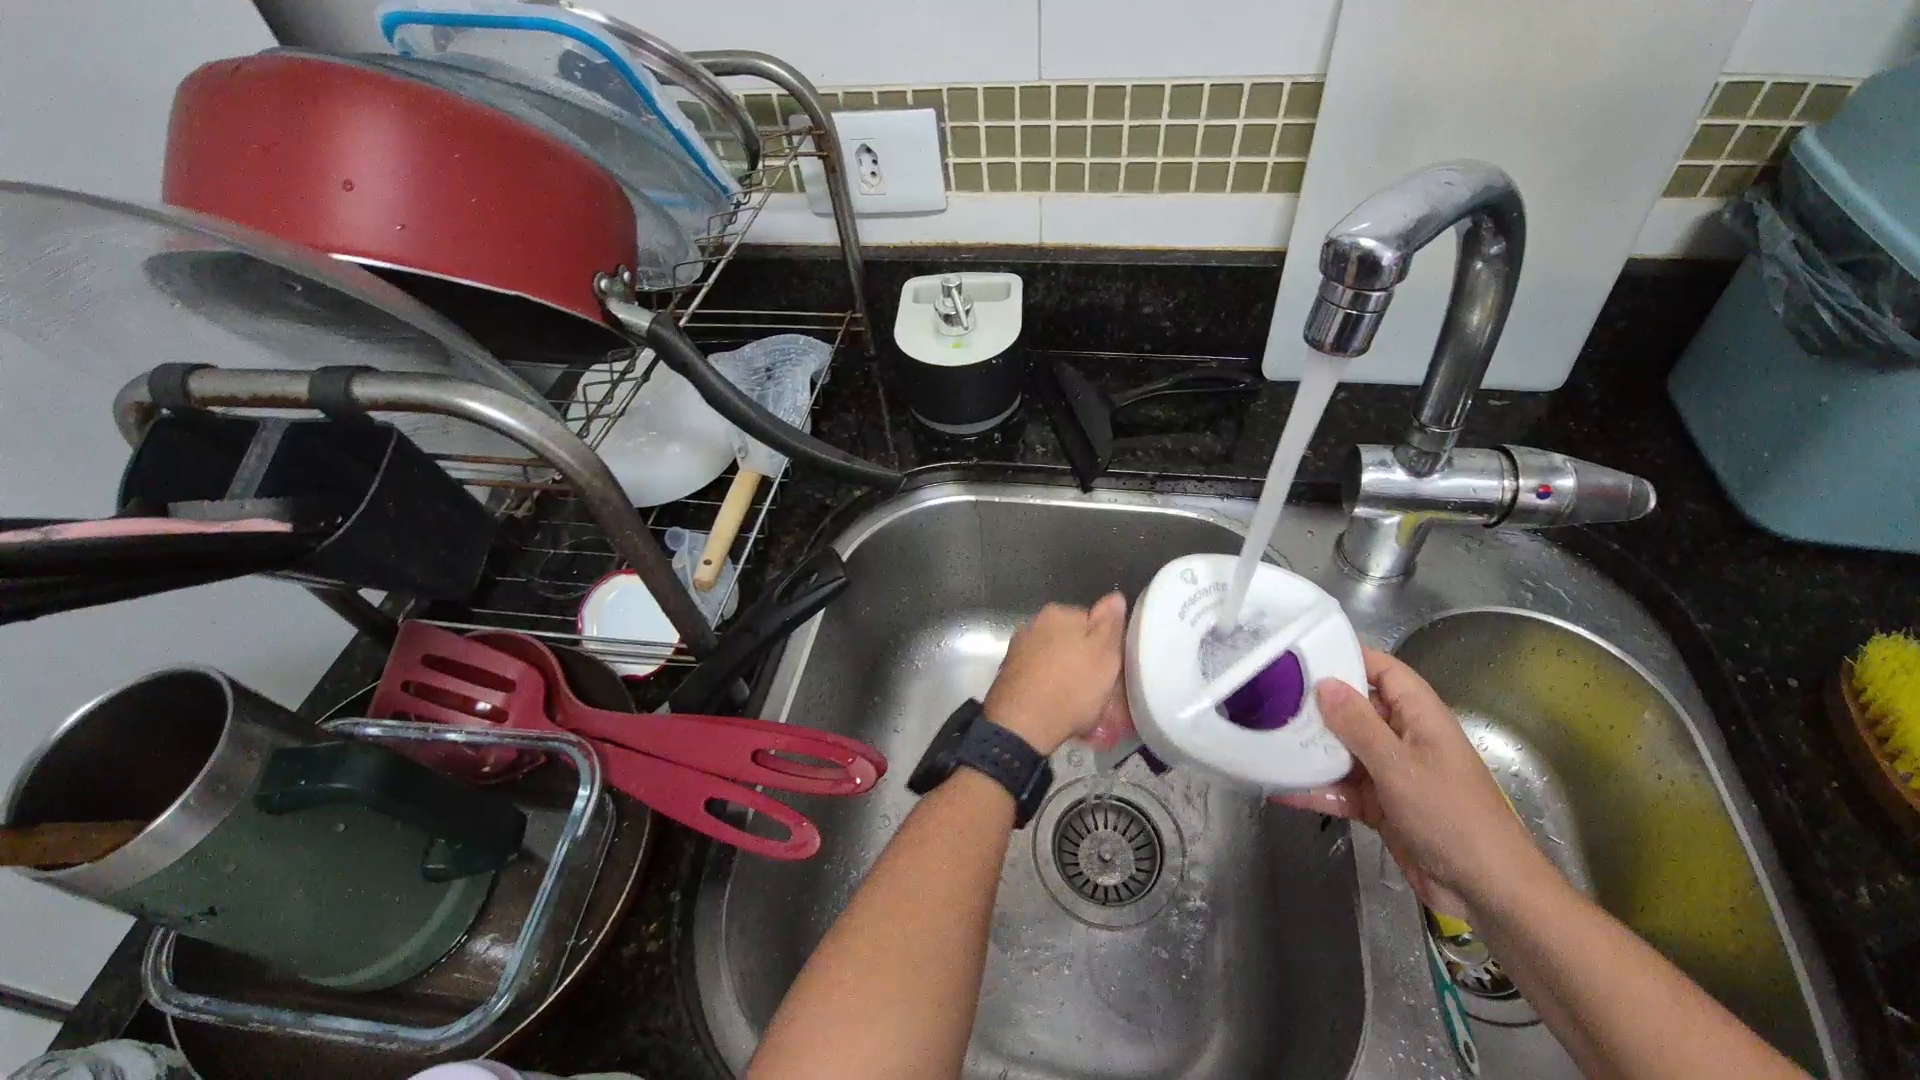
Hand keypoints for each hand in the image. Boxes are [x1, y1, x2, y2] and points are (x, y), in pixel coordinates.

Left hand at [983, 593, 1129, 755]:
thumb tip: (1115, 597)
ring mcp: (1018, 650)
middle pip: (1072, 641)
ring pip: (1055, 661)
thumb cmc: (1070, 688)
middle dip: (1085, 663)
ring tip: (1080, 707)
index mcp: (1058, 613)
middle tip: (1098, 692)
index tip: (1111, 669)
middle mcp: (1033, 624)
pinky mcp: (1008, 675)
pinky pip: (1040, 677)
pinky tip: (1058, 709)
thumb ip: (1111, 623)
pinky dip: (1050, 689)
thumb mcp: (1105, 655)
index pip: (1093, 622)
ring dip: (1067, 677)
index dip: (1106, 647)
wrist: (1021, 726)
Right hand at [1272, 647, 1556, 917]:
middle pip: (1355, 710)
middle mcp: (1404, 738)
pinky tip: (1280, 789)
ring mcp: (1392, 773)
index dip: (1346, 657)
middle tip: (1268, 697)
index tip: (1300, 654)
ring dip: (1310, 750)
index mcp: (1419, 716)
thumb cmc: (1451, 816)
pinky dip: (1316, 790)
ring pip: (1343, 751)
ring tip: (1263, 740)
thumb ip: (1359, 725)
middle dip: (1316, 706)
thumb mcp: (1400, 766)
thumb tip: (1324, 684)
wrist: (1485, 889)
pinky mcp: (1381, 806)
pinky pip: (1342, 789)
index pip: (1382, 670)